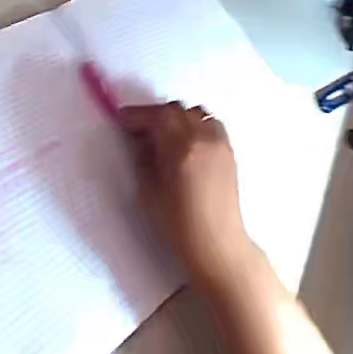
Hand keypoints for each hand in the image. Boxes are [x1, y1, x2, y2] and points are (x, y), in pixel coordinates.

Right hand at [119, 103, 256, 284]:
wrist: (217, 243)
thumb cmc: (178, 226)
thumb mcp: (149, 193)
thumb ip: (143, 159)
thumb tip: (139, 138)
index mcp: (182, 150)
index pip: (159, 116)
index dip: (138, 114)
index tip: (122, 119)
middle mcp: (204, 139)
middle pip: (177, 110)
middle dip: (155, 115)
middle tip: (138, 129)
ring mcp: (220, 143)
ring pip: (196, 113)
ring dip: (177, 117)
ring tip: (162, 135)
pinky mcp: (229, 150)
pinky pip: (211, 124)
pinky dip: (195, 124)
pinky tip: (185, 143)